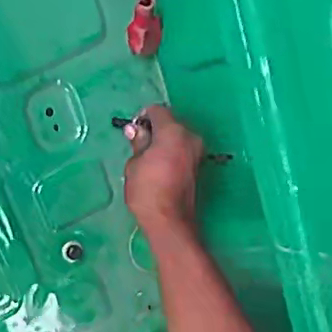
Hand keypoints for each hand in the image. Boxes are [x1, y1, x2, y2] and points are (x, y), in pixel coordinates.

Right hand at [124, 104, 205, 241]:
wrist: (169, 220)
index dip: (142, 117)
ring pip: (177, 137)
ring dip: (163, 142)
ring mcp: (197, 151)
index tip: (132, 131)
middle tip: (138, 145)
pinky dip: (171, 152)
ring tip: (147, 159)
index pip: (158, 111)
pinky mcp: (199, 166)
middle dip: (154, 130)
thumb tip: (136, 130)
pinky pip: (182, 150)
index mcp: (173, 132)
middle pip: (170, 123)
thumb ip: (138, 143)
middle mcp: (190, 136)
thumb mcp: (134, 165)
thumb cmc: (147, 191)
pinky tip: (159, 167)